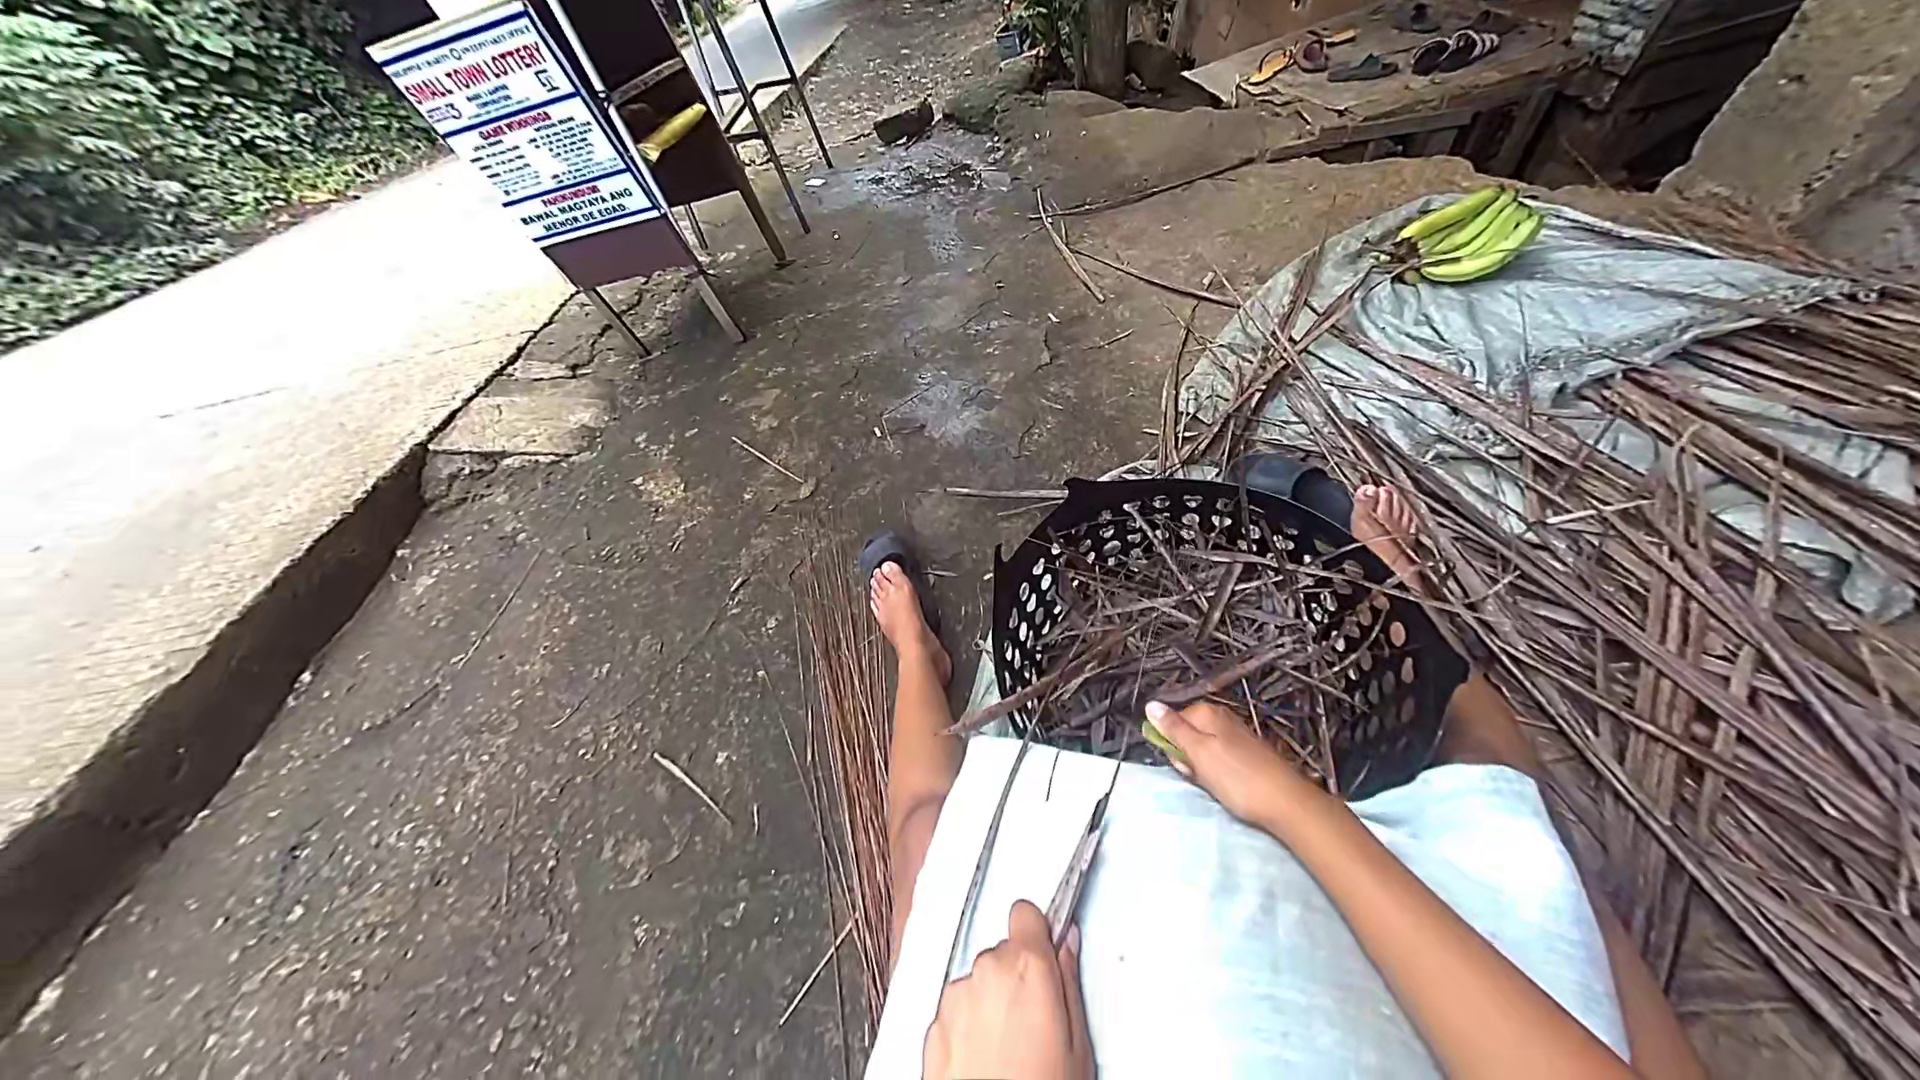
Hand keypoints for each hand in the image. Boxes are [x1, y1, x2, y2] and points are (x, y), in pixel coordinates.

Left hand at [922, 900, 1093, 1079]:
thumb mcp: (1078, 1045)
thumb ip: (1069, 982)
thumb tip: (1066, 945)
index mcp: (1027, 966)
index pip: (1026, 912)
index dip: (1036, 930)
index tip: (1044, 948)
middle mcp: (987, 970)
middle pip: (1004, 950)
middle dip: (1017, 975)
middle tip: (1035, 1020)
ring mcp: (956, 995)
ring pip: (980, 979)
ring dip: (992, 1000)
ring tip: (1010, 1048)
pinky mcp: (934, 1021)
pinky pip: (958, 1006)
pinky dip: (969, 1023)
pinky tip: (986, 1059)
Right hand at [1144, 700, 1316, 824]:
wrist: (1287, 803)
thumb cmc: (1237, 778)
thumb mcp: (1198, 752)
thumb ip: (1173, 728)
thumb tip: (1150, 704)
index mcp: (1207, 713)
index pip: (1171, 722)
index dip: (1172, 744)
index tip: (1181, 762)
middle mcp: (1222, 718)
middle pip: (1187, 735)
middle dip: (1187, 757)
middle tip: (1198, 774)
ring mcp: (1237, 736)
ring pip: (1203, 750)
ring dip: (1202, 768)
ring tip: (1214, 784)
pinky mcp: (1248, 754)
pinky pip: (1220, 759)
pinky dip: (1219, 773)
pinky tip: (1228, 786)